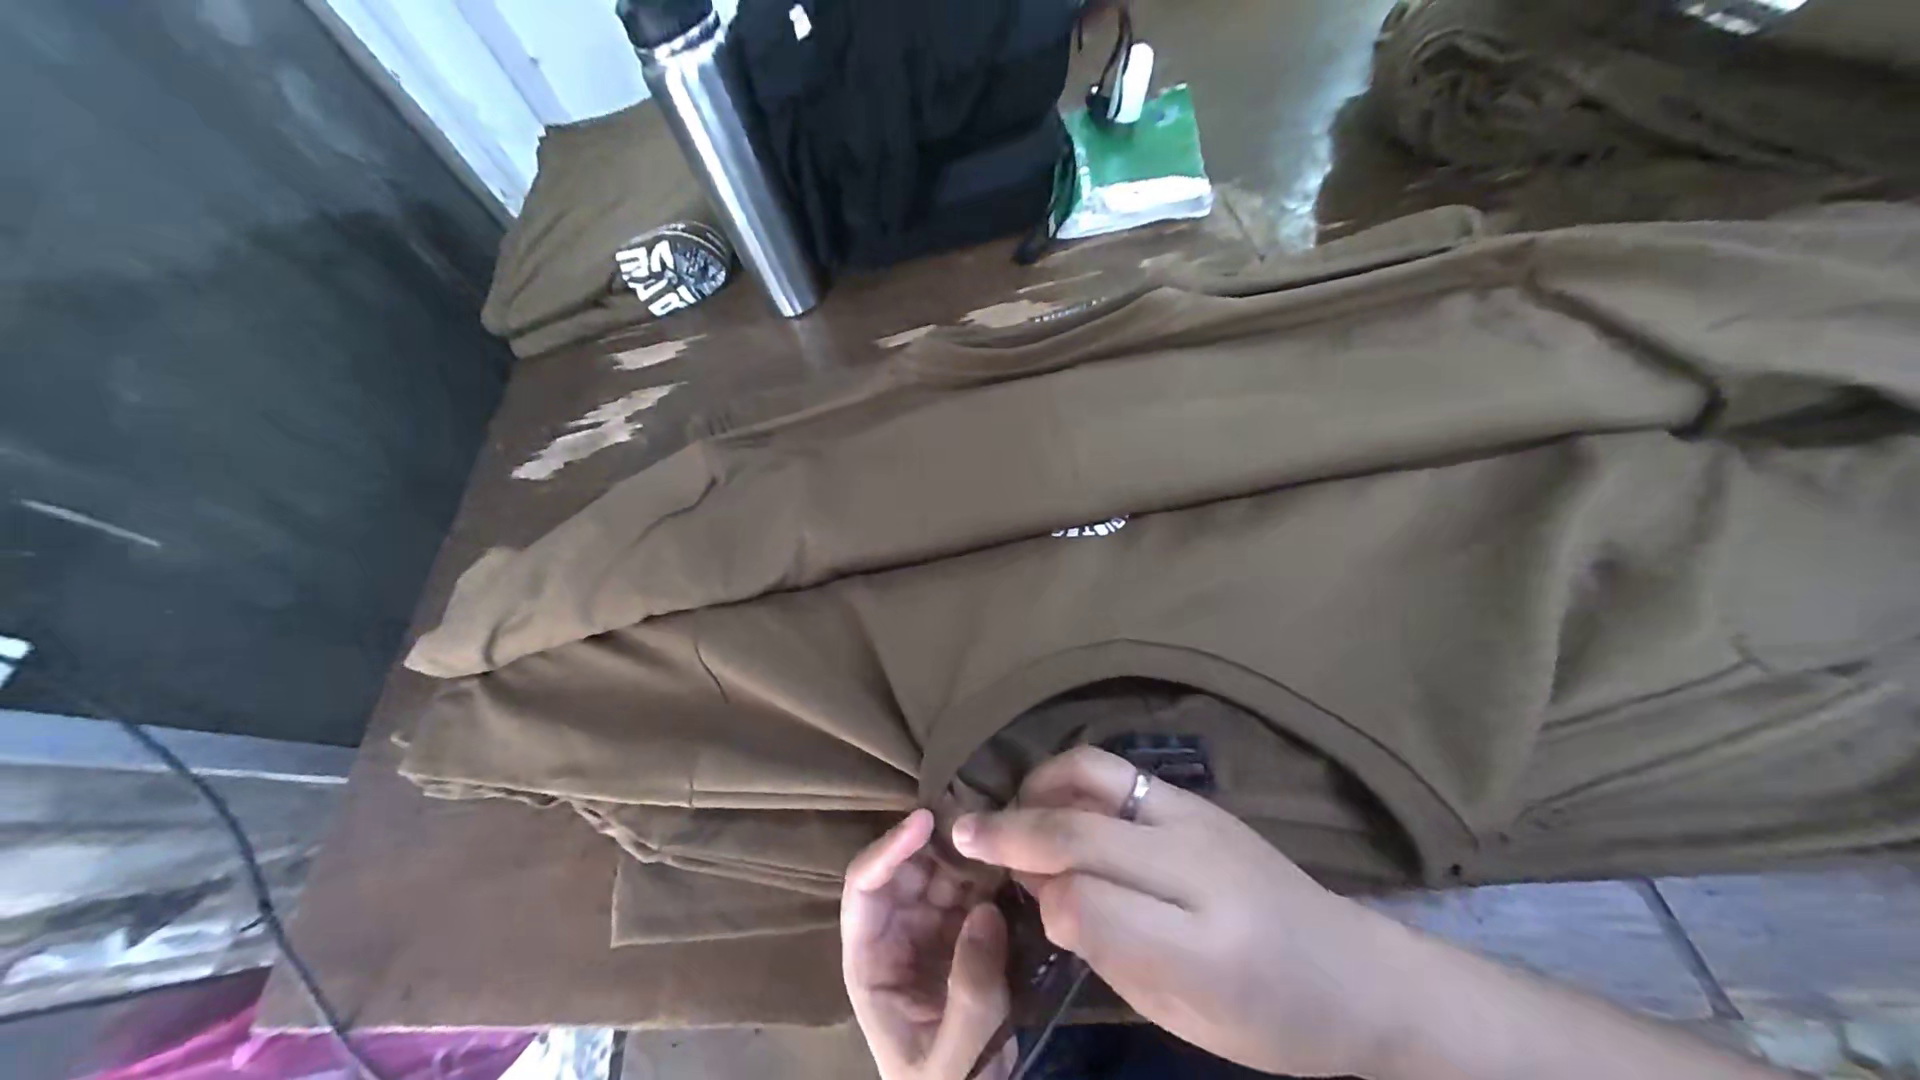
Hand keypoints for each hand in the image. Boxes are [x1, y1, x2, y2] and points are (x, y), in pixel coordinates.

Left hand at [842, 809, 1016, 1079]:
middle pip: (907, 871)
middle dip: (940, 845)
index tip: (923, 821)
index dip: (888, 849)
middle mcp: (895, 935)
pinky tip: (1012, 861)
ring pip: (942, 875)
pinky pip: (971, 892)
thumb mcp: (954, 1058)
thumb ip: (970, 993)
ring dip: (969, 855)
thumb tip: (986, 912)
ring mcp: (930, 931)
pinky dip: (989, 874)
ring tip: (1003, 836)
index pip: (864, 890)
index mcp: (869, 962)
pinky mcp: (963, 933)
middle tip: (981, 821)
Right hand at [949, 746, 1414, 1078]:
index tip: (1024, 902)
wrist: (1355, 974)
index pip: (1091, 905)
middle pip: (1081, 827)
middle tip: (964, 832)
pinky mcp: (1195, 797)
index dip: (1045, 902)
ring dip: (1038, 786)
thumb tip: (1043, 888)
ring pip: (1094, 774)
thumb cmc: (1268, 1018)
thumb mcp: (1182, 1012)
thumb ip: (1107, 947)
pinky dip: (1069, 776)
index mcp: (1207, 950)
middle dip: (1012, 828)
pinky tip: (1053, 797)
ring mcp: (1197, 817)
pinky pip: (1116, 770)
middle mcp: (1199, 865)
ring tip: (1011, 809)